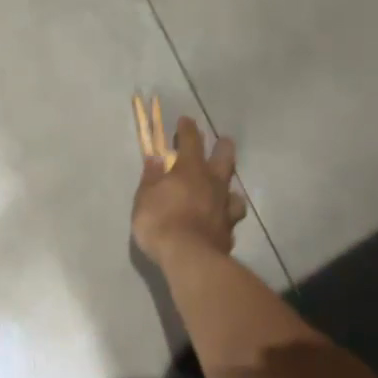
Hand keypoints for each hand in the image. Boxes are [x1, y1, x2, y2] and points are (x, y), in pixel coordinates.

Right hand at [132, 112, 245, 267]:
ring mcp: (224, 207)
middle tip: (224, 141)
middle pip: (224, 159)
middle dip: (223, 147)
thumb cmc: (160, 222)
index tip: (186, 120)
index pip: (191, 141)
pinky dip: (226, 213)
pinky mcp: (229, 230)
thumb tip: (156, 159)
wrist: (189, 257)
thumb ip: (151, 178)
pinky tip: (222, 218)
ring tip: (225, 186)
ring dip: (229, 184)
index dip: (188, 129)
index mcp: (190, 170)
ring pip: (233, 189)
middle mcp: (212, 184)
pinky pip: (231, 216)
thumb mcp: (144, 197)